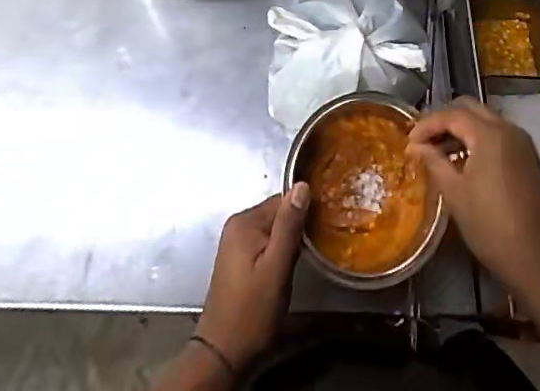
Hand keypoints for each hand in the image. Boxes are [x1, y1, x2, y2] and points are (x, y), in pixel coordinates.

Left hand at [196, 184, 307, 372]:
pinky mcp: (239, 258)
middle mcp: (238, 226)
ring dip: (290, 240)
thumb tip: (302, 185)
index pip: (285, 200)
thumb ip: (289, 224)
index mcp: (245, 222)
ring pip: (276, 228)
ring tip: (298, 261)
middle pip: (280, 212)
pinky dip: (280, 250)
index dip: (304, 214)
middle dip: (297, 228)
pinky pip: (268, 241)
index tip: (316, 233)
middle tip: (307, 251)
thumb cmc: (252, 311)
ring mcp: (236, 243)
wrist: (222, 355)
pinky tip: (286, 267)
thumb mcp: (276, 267)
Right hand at [407, 98, 539, 297]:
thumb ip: (434, 162)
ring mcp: (522, 142)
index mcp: (490, 133)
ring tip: (437, 153)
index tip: (407, 142)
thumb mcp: (456, 194)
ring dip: (461, 130)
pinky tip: (462, 162)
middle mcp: (509, 128)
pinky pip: (498, 136)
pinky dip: (477, 140)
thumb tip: (415, 146)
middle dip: (445, 120)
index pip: (453, 114)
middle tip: (422, 141)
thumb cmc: (491, 226)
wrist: (538, 257)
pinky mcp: (527, 157)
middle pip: (471, 109)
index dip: (427, 124)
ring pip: (486, 121)